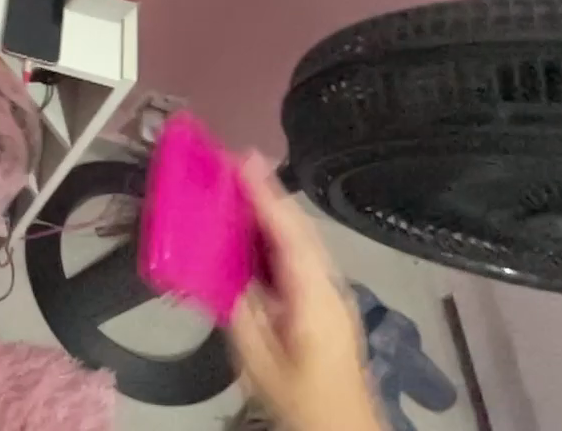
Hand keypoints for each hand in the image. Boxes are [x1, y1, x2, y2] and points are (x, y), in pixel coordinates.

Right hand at [228, 154, 382, 430]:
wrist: (344, 430)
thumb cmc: (300, 396)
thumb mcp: (258, 356)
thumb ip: (238, 305)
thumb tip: (217, 264)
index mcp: (313, 297)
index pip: (288, 233)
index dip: (265, 194)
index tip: (243, 159)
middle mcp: (327, 287)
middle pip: (299, 227)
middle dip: (269, 190)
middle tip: (235, 159)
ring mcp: (329, 294)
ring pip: (301, 237)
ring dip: (272, 206)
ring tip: (240, 179)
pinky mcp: (323, 302)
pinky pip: (298, 252)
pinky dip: (275, 228)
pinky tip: (254, 222)